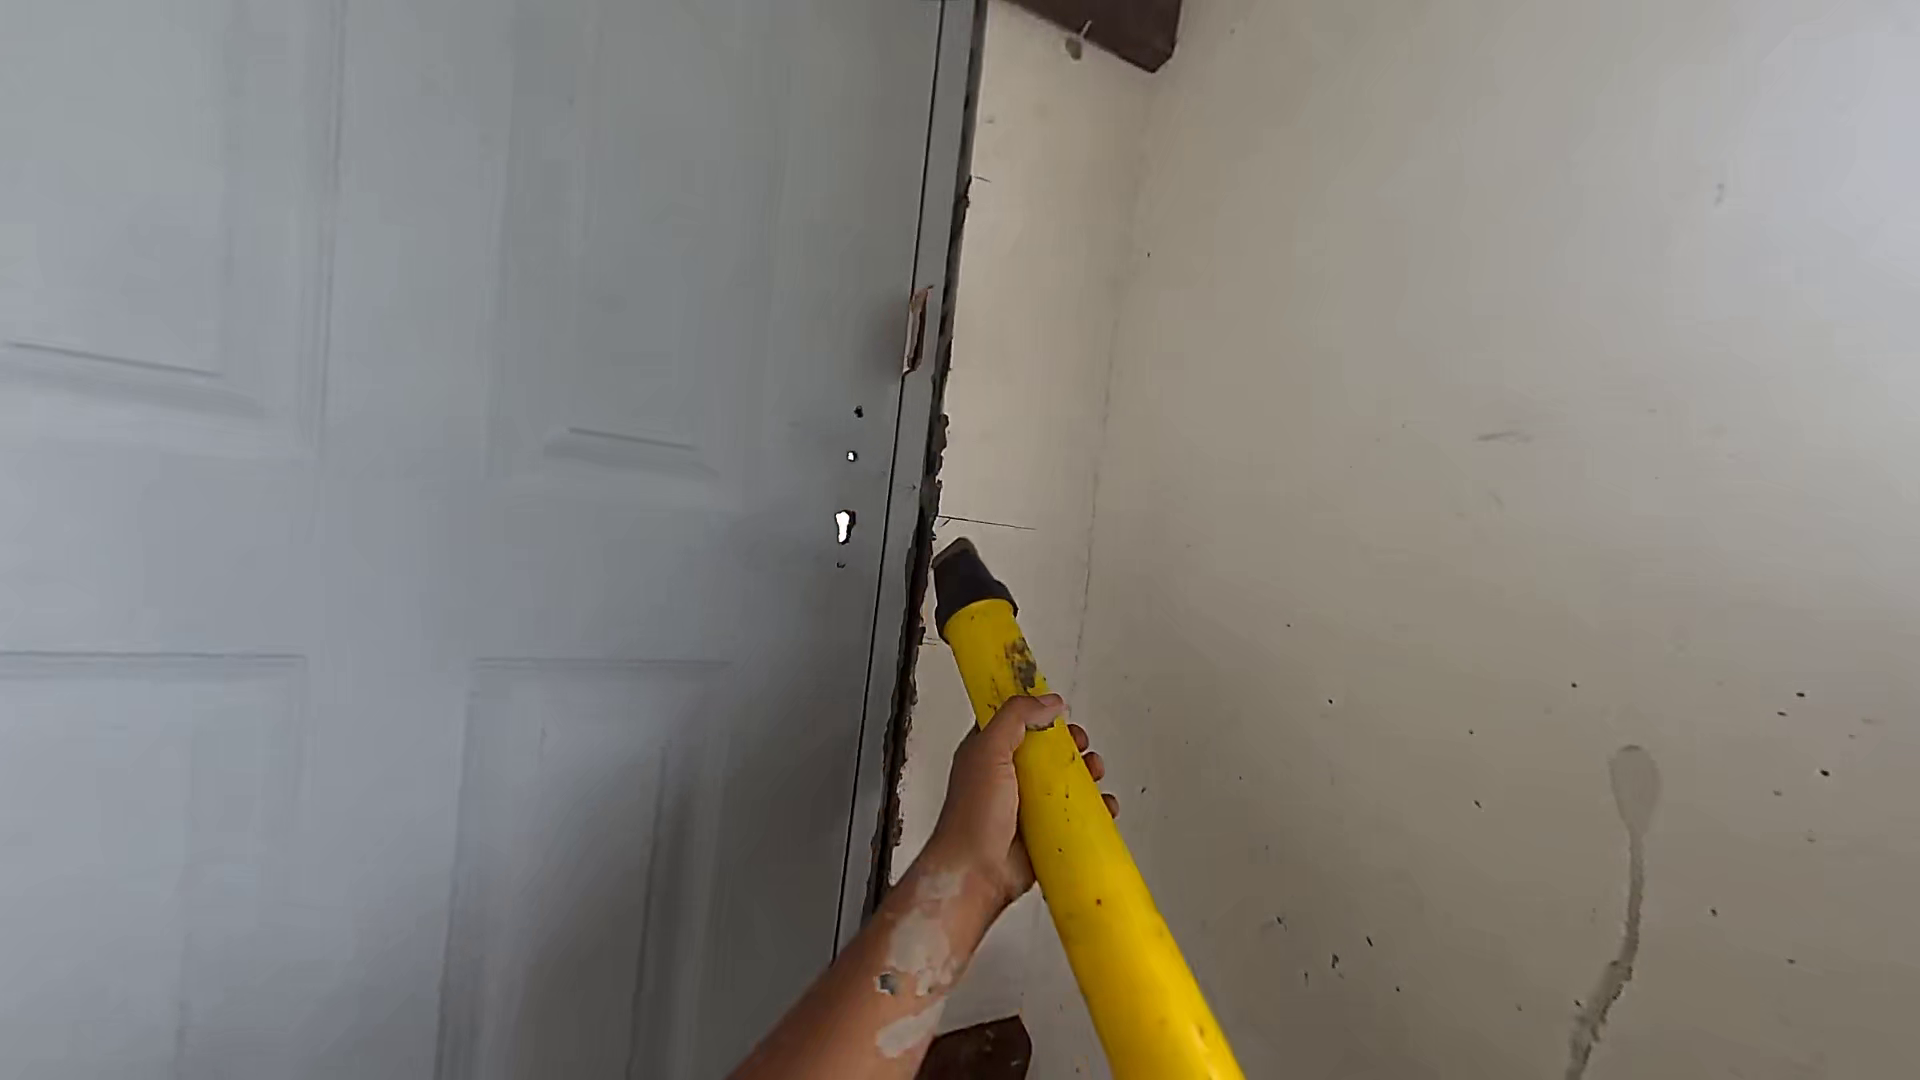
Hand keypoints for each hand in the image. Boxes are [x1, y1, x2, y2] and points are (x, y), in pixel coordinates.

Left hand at [923, 694, 1118, 909]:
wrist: (976, 874)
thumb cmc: (973, 813)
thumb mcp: (989, 750)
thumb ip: (1015, 718)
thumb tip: (1047, 700)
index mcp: (988, 750)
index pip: (1016, 721)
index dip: (1038, 712)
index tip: (1060, 710)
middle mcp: (1007, 774)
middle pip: (1046, 749)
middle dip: (1069, 743)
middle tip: (1080, 743)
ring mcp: (1027, 804)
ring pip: (1064, 780)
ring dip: (1085, 772)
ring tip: (1095, 771)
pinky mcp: (1045, 831)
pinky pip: (1075, 814)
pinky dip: (1094, 808)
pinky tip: (1104, 805)